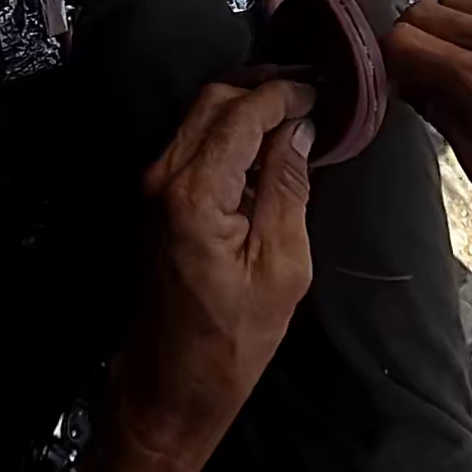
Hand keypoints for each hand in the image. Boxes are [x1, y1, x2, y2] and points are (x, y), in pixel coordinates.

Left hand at [79, 80, 317, 471]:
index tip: (318, 90)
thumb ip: (288, 186)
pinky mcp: (154, 193)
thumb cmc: (232, 338)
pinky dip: (227, 127)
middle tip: (307, 93)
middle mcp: (165, 174)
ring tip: (290, 110)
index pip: (242, 114)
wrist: (167, 384)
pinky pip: (192, 138)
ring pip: (200, 114)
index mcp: (197, 192)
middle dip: (262, 87)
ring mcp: (153, 181)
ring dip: (244, 104)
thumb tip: (300, 128)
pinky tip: (261, 138)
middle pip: (214, 100)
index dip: (283, 93)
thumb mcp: (282, 266)